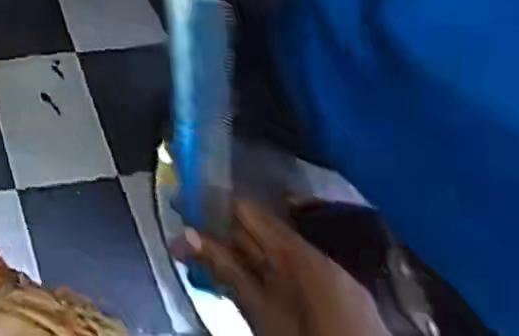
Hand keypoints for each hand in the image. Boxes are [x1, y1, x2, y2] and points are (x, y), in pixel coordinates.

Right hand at [177, 201, 391, 335]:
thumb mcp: (263, 314)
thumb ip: (226, 271)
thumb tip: (185, 233)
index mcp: (301, 254)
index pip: (246, 208)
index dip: (212, 204)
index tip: (180, 207)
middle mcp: (317, 259)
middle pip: (257, 231)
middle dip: (219, 231)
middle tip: (182, 235)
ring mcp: (331, 282)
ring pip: (270, 254)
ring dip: (236, 254)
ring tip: (200, 257)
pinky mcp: (337, 302)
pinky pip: (288, 274)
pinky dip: (260, 273)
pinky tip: (237, 279)